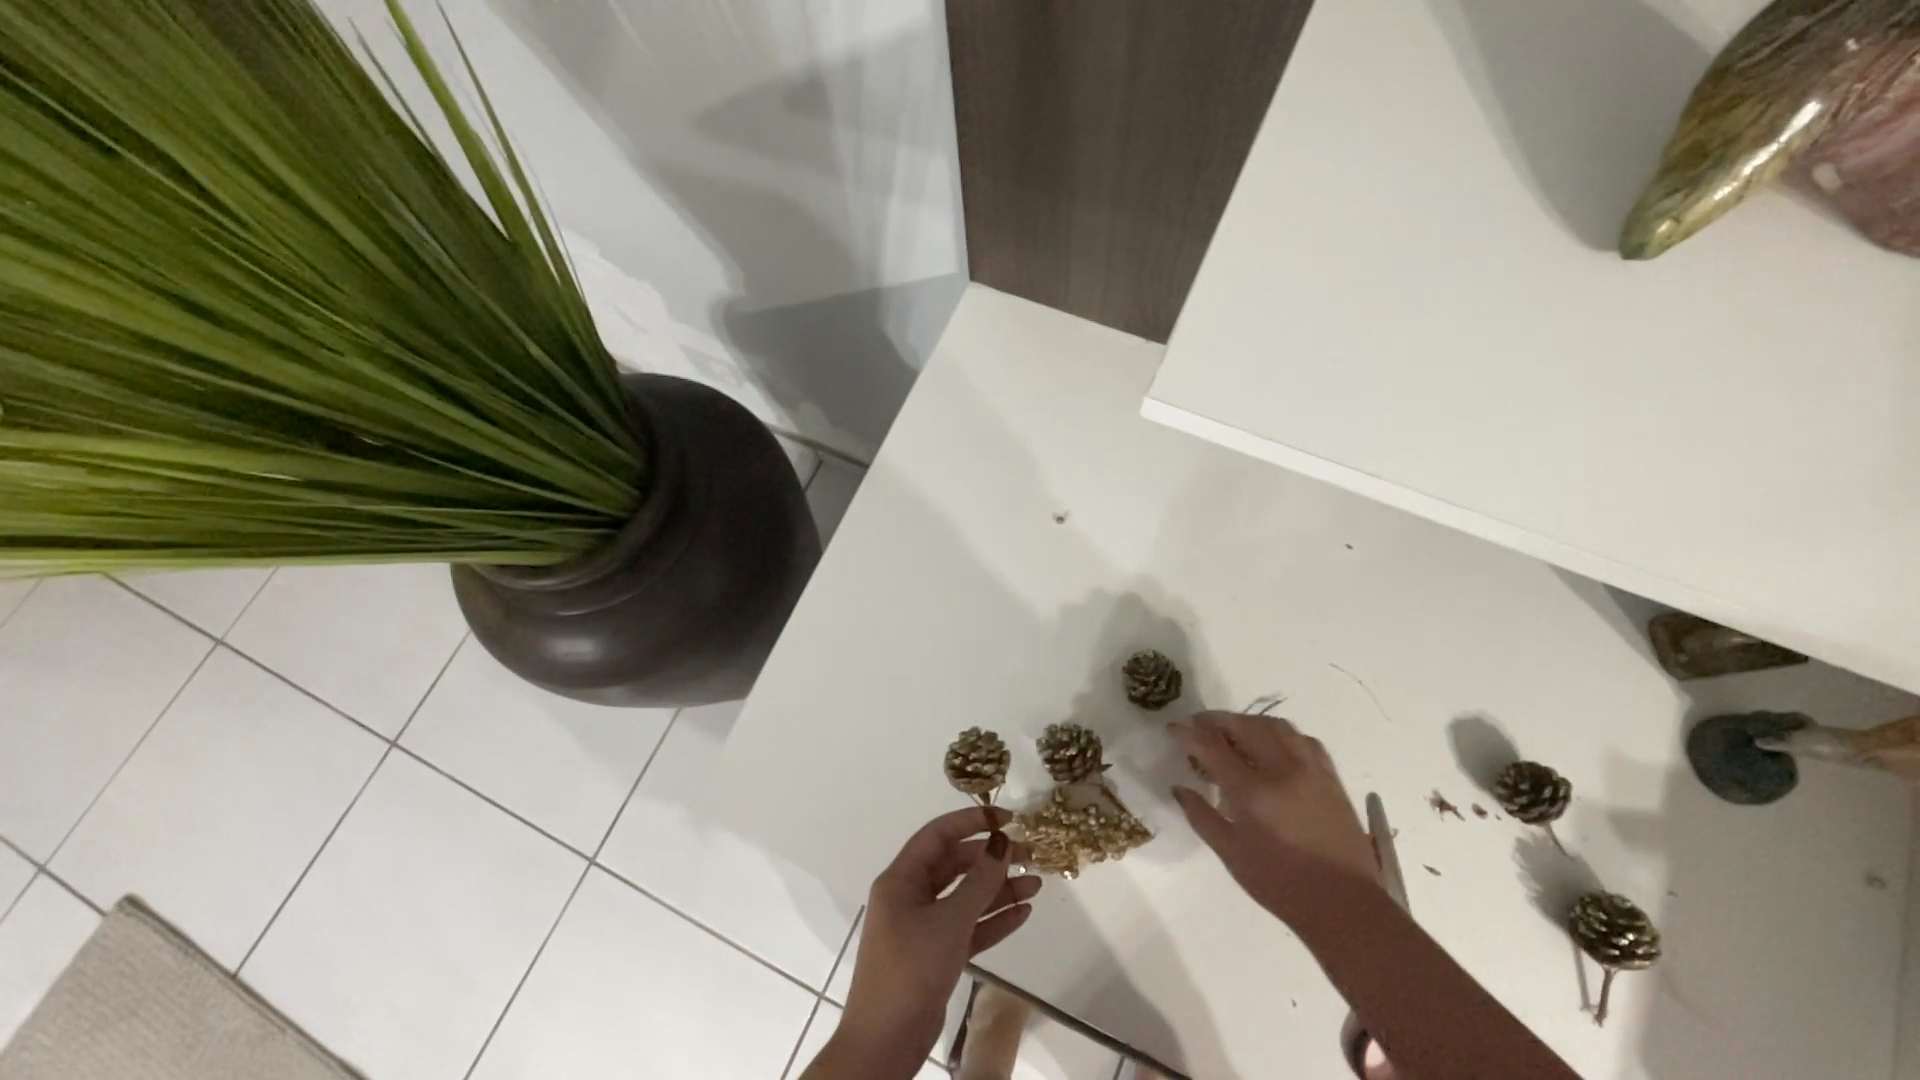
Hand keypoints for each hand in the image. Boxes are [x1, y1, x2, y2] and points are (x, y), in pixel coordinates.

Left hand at [830, 808, 1040, 1076]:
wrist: (885, 1041)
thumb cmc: (911, 969)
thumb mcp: (949, 921)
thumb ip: (979, 882)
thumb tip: (1001, 842)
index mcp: (900, 879)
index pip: (938, 836)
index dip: (971, 821)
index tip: (1007, 818)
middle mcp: (910, 897)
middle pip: (954, 865)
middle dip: (991, 858)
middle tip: (1029, 854)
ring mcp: (922, 927)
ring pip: (965, 898)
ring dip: (998, 890)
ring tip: (1036, 883)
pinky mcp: (935, 955)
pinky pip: (968, 927)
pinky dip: (993, 920)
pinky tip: (1022, 913)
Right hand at [1170, 711, 1377, 921]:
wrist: (1344, 904)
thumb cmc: (1281, 885)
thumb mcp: (1231, 854)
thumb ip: (1201, 816)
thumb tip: (1179, 788)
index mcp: (1254, 793)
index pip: (1213, 748)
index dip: (1188, 734)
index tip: (1172, 728)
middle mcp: (1284, 771)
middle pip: (1245, 726)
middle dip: (1217, 720)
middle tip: (1198, 726)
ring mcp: (1312, 770)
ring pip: (1276, 726)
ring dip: (1248, 721)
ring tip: (1232, 731)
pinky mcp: (1331, 776)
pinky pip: (1302, 739)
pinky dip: (1280, 733)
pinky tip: (1270, 744)